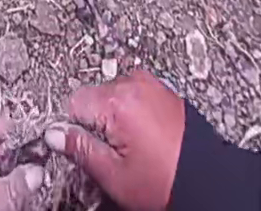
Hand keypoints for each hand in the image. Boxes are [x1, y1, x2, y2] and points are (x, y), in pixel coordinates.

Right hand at [44, 68, 185, 210]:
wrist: (205, 176)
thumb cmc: (164, 179)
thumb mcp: (115, 175)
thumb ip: (81, 149)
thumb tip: (55, 133)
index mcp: (117, 101)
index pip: (75, 102)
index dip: (76, 128)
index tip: (85, 147)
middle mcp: (131, 82)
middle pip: (94, 96)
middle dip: (96, 121)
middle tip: (113, 152)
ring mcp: (146, 81)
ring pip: (111, 94)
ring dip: (113, 115)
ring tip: (132, 145)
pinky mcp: (157, 85)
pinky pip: (130, 91)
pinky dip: (130, 108)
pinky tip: (142, 134)